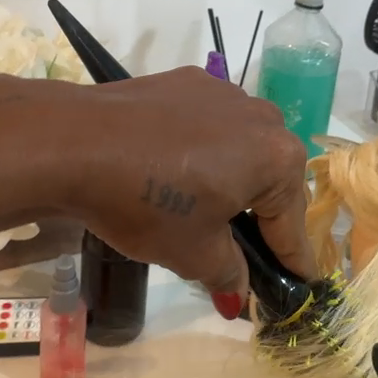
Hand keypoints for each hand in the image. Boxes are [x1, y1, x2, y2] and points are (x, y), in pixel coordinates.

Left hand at [63, 67, 313, 319]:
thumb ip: (229, 274)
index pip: (292, 223)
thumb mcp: (192, 253)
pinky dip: (203, 148)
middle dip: (263, 216)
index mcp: (277, 158)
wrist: (75, 142)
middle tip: (246, 252)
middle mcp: (263, 117)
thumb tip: (239, 296)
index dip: (294, 259)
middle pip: (272, 179)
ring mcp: (224, 92)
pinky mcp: (189, 81)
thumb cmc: (146, 204)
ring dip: (233, 177)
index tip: (303, 283)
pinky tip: (173, 167)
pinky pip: (210, 124)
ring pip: (242, 147)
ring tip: (203, 207)